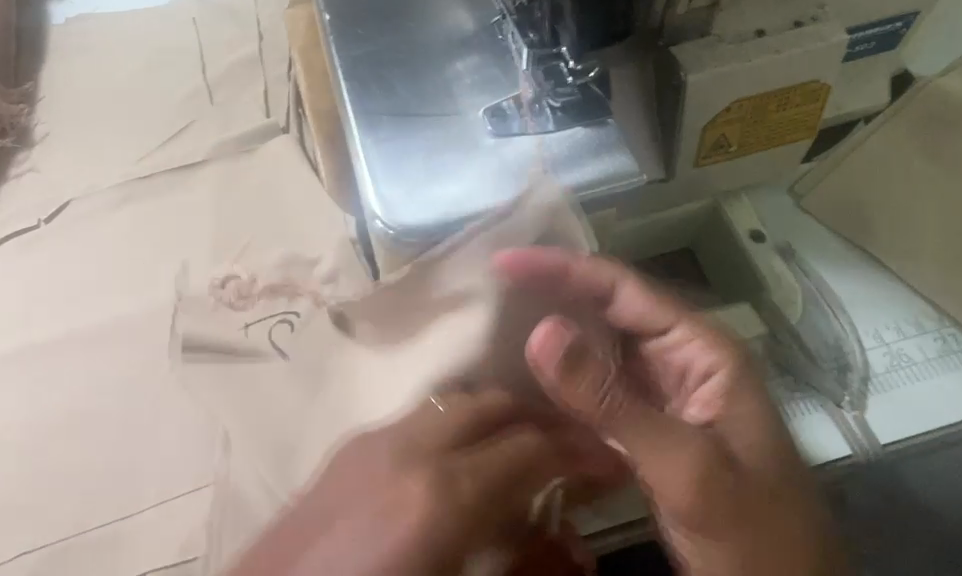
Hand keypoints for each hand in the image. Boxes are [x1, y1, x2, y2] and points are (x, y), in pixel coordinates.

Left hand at [225, 388, 610, 575]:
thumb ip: (521, 568)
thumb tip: (571, 549)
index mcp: (443, 495)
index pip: (533, 449)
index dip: (582, 451)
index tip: (614, 459)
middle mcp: (410, 447)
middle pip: (495, 406)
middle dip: (542, 419)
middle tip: (577, 446)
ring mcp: (373, 440)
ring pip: (454, 403)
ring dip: (497, 417)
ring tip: (526, 448)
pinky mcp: (347, 448)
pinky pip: (418, 418)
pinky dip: (456, 426)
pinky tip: (464, 459)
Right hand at [494, 248, 849, 575]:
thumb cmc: (756, 534)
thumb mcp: (684, 467)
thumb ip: (612, 401)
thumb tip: (540, 330)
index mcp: (702, 349)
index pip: (622, 288)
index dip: (561, 268)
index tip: (503, 261)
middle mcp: (682, 360)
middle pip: (607, 310)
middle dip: (552, 294)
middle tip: (488, 288)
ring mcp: (667, 397)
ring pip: (600, 350)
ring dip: (553, 337)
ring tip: (493, 324)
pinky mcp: (652, 433)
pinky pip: (599, 394)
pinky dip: (562, 386)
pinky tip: (524, 385)